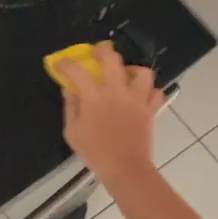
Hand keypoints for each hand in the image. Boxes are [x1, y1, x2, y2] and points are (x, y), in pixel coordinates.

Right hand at [59, 41, 164, 186]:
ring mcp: (137, 98)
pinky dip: (150, 91)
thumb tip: (70, 90)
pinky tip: (141, 96)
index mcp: (94, 97)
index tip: (61, 64)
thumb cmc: (95, 152)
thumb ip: (70, 107)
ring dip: (132, 70)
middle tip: (96, 53)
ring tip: (126, 75)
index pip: (77, 71)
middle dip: (102, 50)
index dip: (66, 63)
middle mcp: (116, 91)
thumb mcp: (72, 132)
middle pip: (111, 59)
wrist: (125, 168)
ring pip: (142, 72)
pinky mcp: (150, 109)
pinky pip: (156, 93)